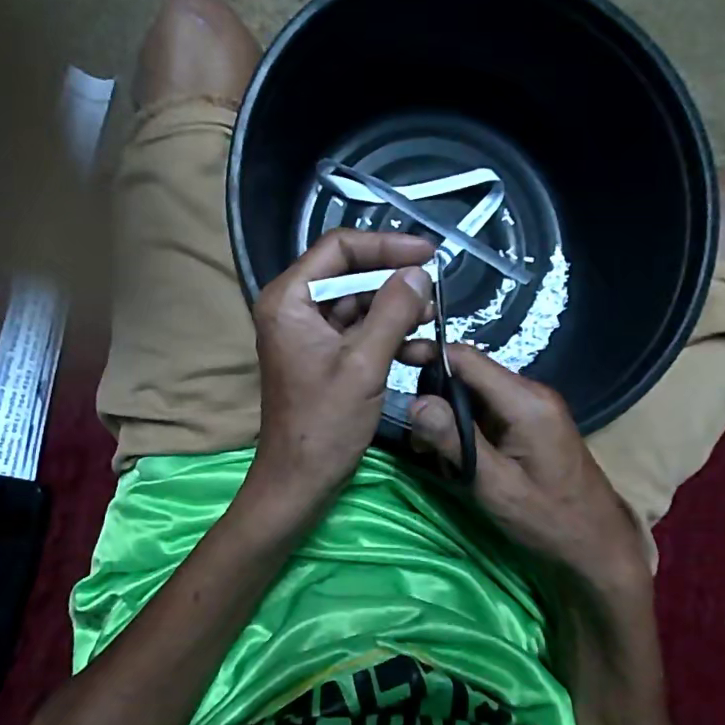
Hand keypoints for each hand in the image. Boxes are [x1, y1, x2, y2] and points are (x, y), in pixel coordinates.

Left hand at [252, 229, 435, 498]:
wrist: (299, 479)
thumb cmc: (325, 423)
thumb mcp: (365, 364)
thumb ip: (393, 311)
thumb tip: (419, 272)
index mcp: (289, 299)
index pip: (338, 248)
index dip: (385, 245)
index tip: (429, 253)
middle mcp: (292, 307)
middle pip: (349, 273)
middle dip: (394, 281)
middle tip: (436, 292)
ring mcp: (306, 332)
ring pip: (357, 302)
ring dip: (396, 309)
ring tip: (434, 320)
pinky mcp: (321, 354)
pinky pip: (357, 330)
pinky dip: (386, 333)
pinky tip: (419, 347)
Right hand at [403, 344, 648, 590]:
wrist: (597, 545)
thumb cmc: (549, 519)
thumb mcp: (495, 485)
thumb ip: (455, 441)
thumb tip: (415, 402)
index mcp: (525, 402)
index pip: (467, 358)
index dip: (428, 353)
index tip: (392, 359)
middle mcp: (530, 393)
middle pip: (468, 374)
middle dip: (434, 397)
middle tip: (414, 437)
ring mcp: (532, 407)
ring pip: (474, 394)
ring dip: (447, 417)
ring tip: (432, 454)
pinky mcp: (529, 422)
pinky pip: (486, 411)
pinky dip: (464, 428)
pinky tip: (456, 458)